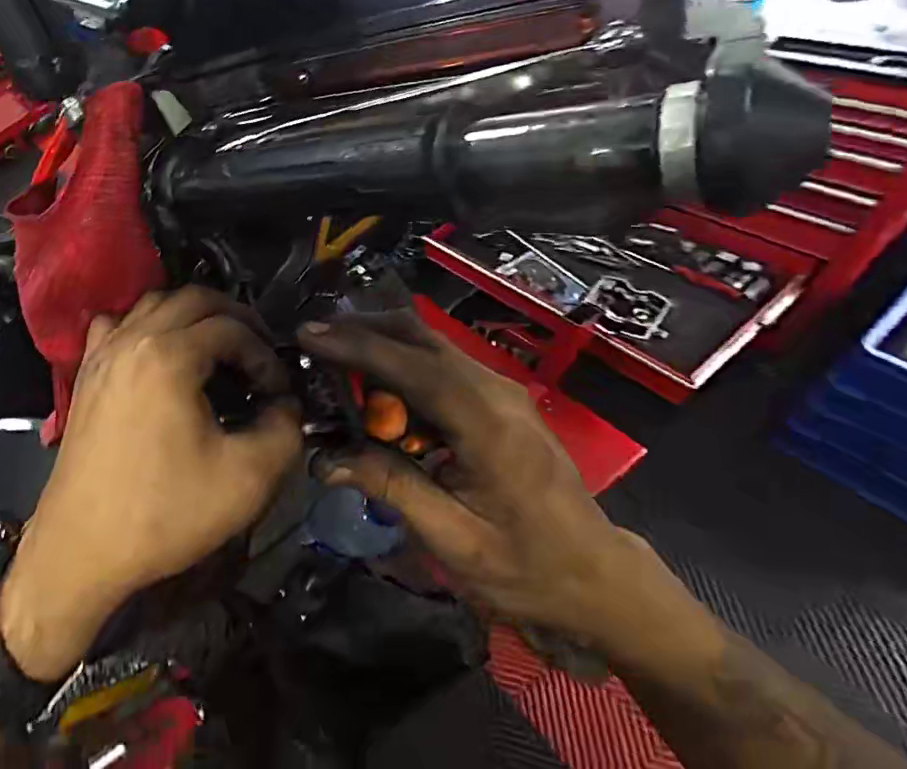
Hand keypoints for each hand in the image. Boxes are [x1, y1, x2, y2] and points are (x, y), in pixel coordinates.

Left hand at [0, 287, 302, 680]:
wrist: (82, 549)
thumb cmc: (163, 513)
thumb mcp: (247, 479)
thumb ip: (284, 429)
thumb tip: (285, 404)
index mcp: (168, 356)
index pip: (231, 328)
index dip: (264, 354)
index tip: (276, 392)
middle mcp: (131, 340)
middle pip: (193, 298)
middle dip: (234, 317)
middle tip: (258, 353)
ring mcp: (102, 353)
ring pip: (153, 302)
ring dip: (191, 314)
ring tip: (216, 348)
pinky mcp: (85, 374)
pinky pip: (115, 324)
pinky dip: (144, 324)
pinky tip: (158, 354)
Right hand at [297, 310, 658, 648]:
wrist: (598, 576)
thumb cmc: (528, 567)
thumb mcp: (455, 540)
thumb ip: (391, 488)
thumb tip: (325, 458)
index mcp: (488, 425)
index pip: (413, 367)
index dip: (357, 346)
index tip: (308, 336)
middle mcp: (496, 391)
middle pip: (421, 336)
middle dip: (362, 329)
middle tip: (312, 340)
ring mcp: (501, 390)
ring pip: (429, 343)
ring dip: (379, 343)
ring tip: (332, 360)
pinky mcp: (499, 398)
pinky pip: (440, 364)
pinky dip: (399, 363)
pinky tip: (375, 388)